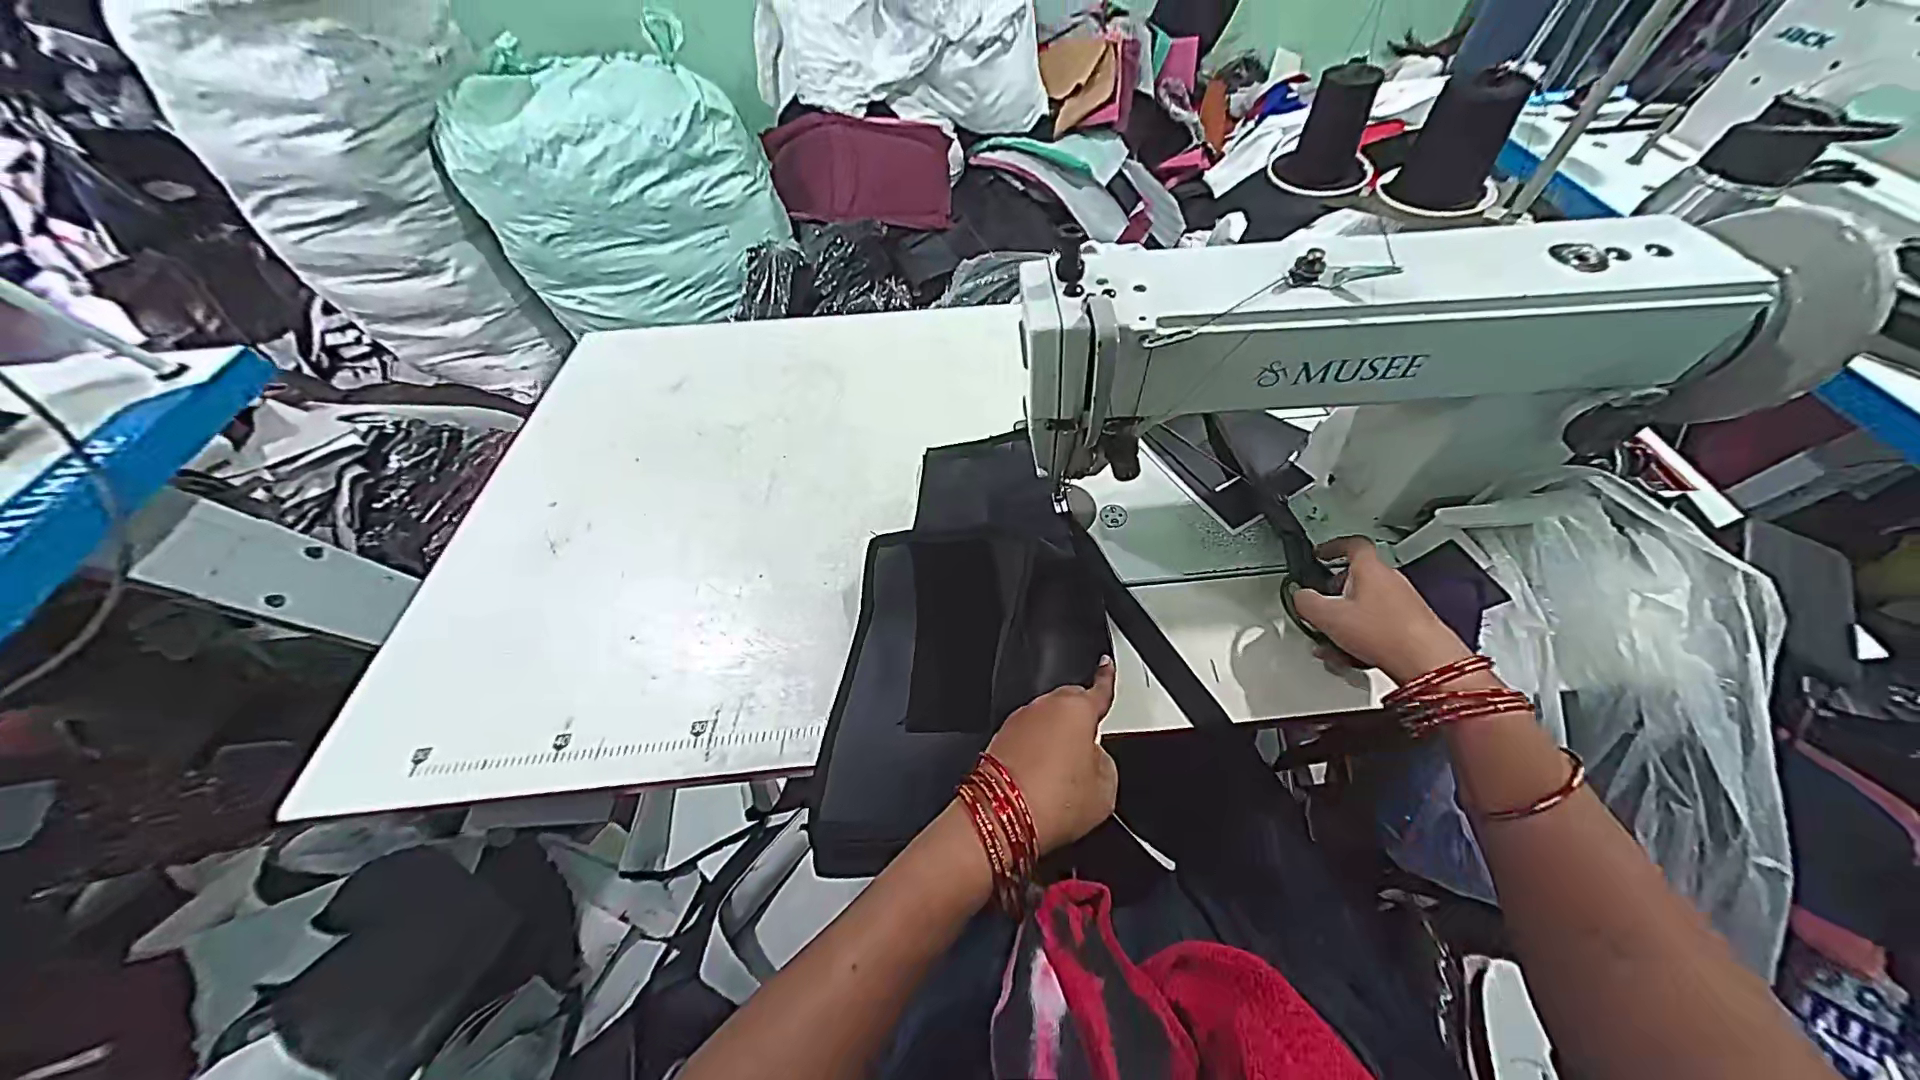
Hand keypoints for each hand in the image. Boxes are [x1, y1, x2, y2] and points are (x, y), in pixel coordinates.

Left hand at [983, 657, 1118, 852]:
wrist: (1002, 816)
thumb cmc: (1050, 799)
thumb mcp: (1105, 788)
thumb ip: (1106, 761)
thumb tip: (1094, 758)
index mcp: (1076, 709)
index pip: (1099, 688)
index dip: (1106, 677)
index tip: (1106, 666)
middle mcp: (1044, 707)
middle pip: (1069, 704)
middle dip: (1078, 722)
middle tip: (1086, 754)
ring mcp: (1019, 720)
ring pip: (1046, 722)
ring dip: (1054, 740)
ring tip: (1060, 778)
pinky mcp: (1000, 737)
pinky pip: (1026, 737)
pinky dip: (1035, 751)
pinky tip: (1040, 778)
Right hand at [1290, 537, 1473, 684]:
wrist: (1428, 663)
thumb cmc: (1388, 634)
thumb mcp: (1328, 616)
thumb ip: (1305, 601)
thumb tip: (1300, 596)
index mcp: (1371, 570)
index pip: (1352, 545)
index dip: (1332, 547)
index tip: (1321, 554)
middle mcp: (1391, 581)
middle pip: (1354, 580)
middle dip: (1333, 596)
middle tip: (1321, 608)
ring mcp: (1403, 603)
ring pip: (1364, 606)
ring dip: (1344, 622)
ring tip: (1334, 644)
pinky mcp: (1410, 624)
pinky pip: (1376, 624)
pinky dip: (1360, 636)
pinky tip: (1351, 656)